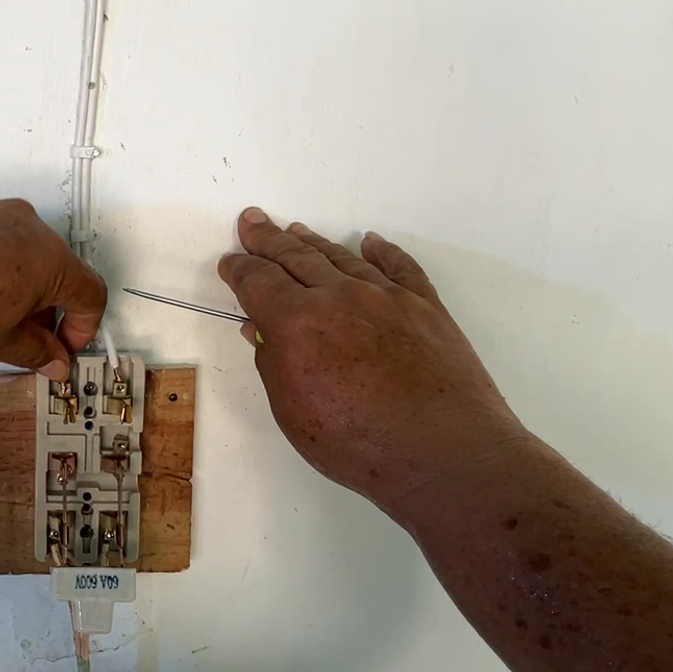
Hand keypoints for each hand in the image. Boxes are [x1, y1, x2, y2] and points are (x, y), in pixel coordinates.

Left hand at [0, 199, 106, 379]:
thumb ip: (35, 351)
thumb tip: (54, 359)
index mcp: (48, 257)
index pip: (89, 293)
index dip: (82, 330)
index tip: (60, 353)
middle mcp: (25, 226)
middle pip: (57, 271)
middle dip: (49, 313)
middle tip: (26, 346)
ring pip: (22, 256)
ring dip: (19, 292)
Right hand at [218, 208, 530, 511]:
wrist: (442, 451)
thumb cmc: (354, 440)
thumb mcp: (291, 410)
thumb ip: (273, 363)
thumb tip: (261, 330)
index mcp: (297, 322)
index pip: (259, 282)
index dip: (240, 269)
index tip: (230, 260)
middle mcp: (339, 296)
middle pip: (296, 258)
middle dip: (269, 239)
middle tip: (252, 220)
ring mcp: (386, 297)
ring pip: (341, 258)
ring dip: (313, 242)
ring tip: (295, 229)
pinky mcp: (425, 307)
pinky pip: (398, 267)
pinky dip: (381, 251)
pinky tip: (370, 241)